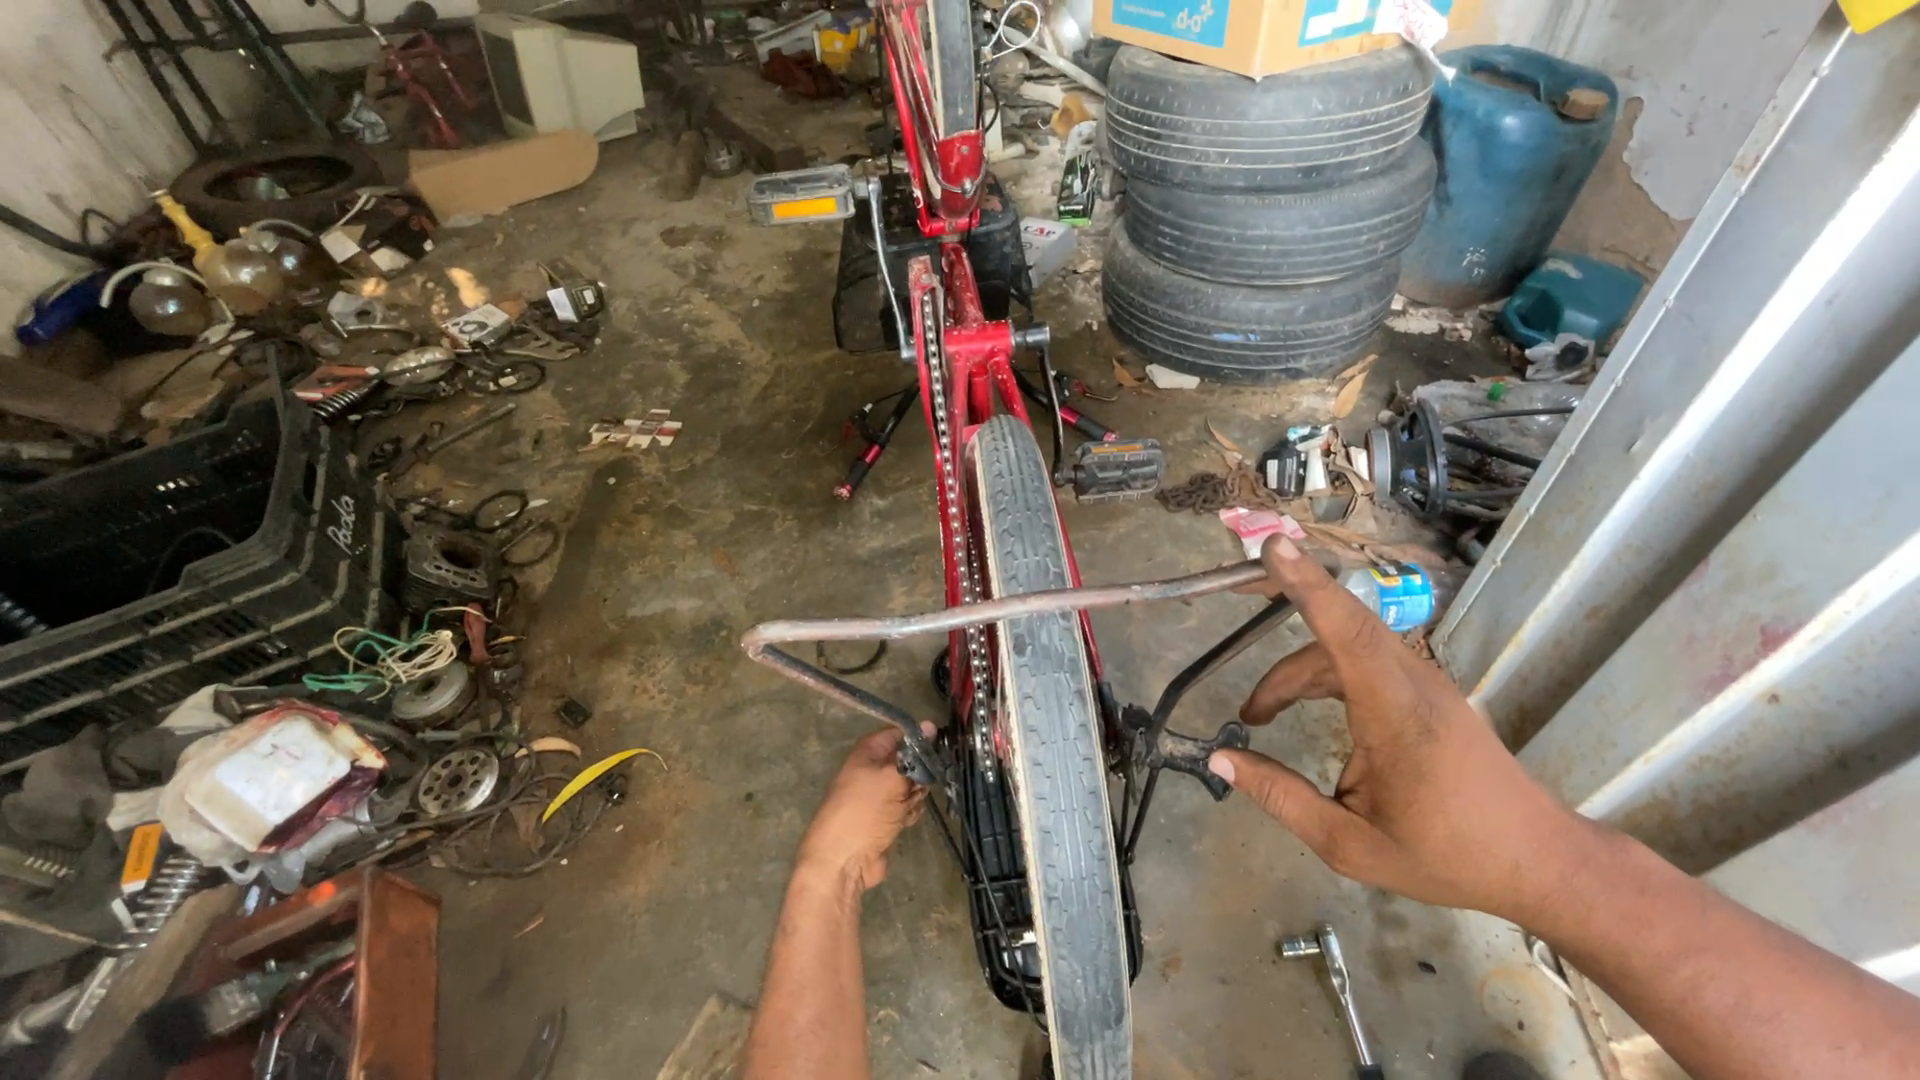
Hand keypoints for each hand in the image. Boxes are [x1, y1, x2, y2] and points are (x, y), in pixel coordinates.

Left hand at [796, 725, 930, 893]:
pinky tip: (903, 822)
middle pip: (910, 760)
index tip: (937, 747)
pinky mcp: (887, 816)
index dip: (919, 738)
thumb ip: (913, 755)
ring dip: (915, 796)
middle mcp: (874, 769)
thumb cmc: (863, 812)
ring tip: (904, 808)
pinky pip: (909, 805)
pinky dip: (910, 813)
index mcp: (868, 752)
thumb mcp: (890, 778)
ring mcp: (880, 794)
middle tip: (913, 787)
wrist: (844, 861)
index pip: (900, 733)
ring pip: (912, 784)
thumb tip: (930, 724)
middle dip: (919, 774)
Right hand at [1210, 535, 1599, 922]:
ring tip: (1259, 714)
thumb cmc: (1444, 856)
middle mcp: (1414, 684)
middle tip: (1231, 593)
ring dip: (1297, 669)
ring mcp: (1426, 684)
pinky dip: (1323, 672)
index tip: (1276, 546)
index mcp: (1397, 715)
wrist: (1538, 861)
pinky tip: (1302, 705)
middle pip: (1338, 629)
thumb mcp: (1348, 844)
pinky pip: (1366, 660)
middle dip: (1288, 600)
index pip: (1348, 633)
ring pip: (1349, 646)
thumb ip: (1280, 797)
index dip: (1308, 586)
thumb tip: (1219, 759)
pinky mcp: (1429, 693)